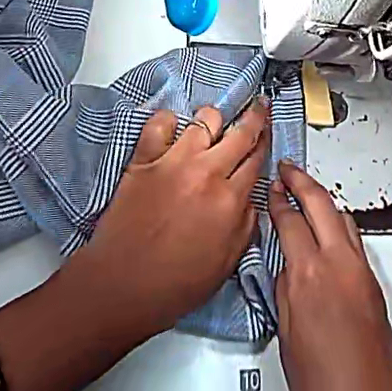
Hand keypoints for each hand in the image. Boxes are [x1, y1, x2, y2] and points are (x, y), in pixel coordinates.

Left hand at [55, 102, 270, 341]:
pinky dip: (168, 120)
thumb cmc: (174, 283)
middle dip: (254, 116)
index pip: (256, 159)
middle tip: (258, 106)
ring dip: (212, 120)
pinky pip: (160, 122)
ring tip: (212, 124)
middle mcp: (206, 173)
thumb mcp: (226, 263)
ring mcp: (174, 161)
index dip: (265, 141)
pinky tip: (172, 128)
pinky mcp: (145, 157)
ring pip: (204, 119)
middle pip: (239, 132)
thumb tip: (250, 198)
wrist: (124, 285)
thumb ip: (245, 225)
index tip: (267, 129)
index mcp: (229, 201)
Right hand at [270, 161, 391, 390]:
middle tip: (288, 169)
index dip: (276, 199)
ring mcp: (362, 274)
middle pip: (320, 202)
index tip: (270, 188)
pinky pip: (354, 239)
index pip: (289, 218)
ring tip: (306, 191)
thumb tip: (284, 265)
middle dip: (301, 180)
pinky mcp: (375, 287)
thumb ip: (284, 287)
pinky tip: (328, 226)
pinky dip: (338, 222)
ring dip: (322, 198)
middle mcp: (340, 266)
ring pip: (341, 216)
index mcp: (310, 274)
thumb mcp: (286, 330)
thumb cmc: (326, 386)